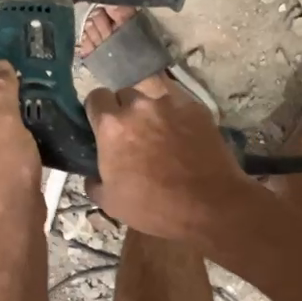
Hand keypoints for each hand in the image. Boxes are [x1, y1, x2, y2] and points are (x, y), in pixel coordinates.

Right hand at [84, 78, 256, 245]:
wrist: (209, 206)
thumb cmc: (153, 207)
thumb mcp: (110, 202)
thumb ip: (93, 182)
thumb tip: (92, 175)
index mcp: (111, 125)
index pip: (95, 97)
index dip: (98, 110)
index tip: (102, 125)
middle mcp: (138, 106)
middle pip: (124, 94)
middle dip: (124, 109)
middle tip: (131, 132)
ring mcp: (170, 104)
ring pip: (152, 97)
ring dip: (151, 111)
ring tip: (160, 133)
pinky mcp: (196, 109)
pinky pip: (179, 105)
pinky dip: (177, 117)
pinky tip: (184, 137)